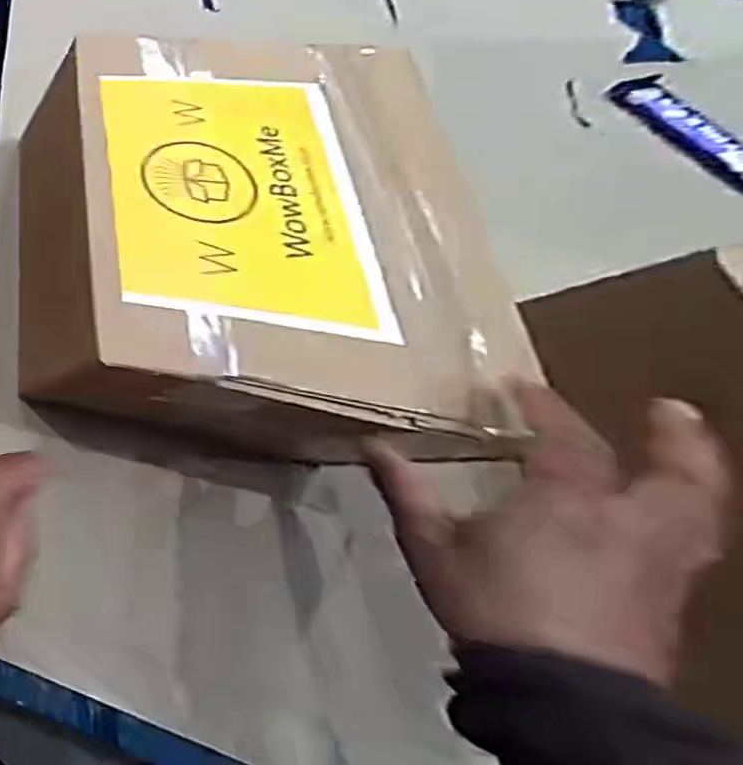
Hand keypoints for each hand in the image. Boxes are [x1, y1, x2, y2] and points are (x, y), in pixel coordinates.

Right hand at [366, 382, 730, 686]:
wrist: (563, 689)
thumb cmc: (490, 604)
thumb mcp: (431, 544)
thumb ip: (406, 491)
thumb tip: (374, 446)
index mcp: (566, 505)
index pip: (566, 443)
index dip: (546, 409)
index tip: (521, 386)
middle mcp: (629, 526)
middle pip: (678, 478)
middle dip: (679, 441)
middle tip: (669, 408)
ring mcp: (661, 565)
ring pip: (701, 513)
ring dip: (698, 477)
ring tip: (686, 457)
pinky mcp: (672, 598)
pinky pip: (692, 543)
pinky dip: (686, 516)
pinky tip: (665, 518)